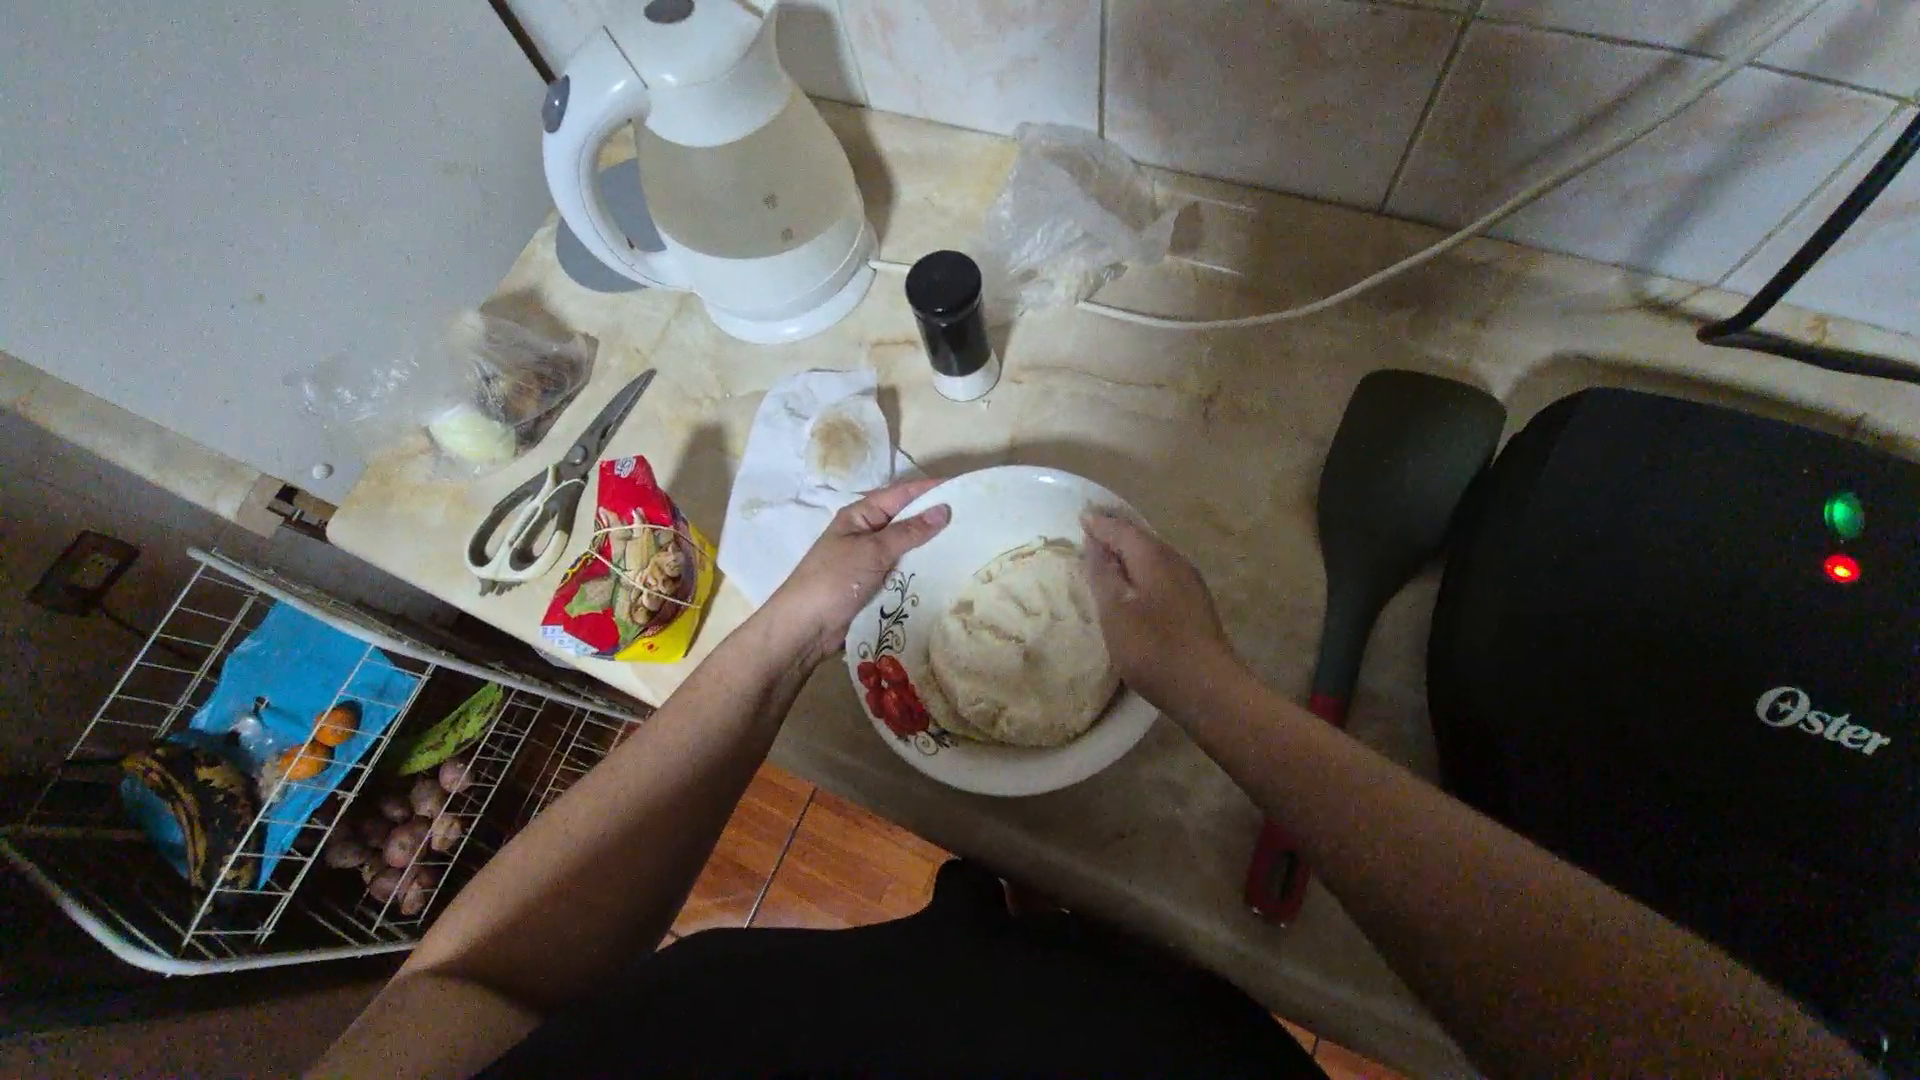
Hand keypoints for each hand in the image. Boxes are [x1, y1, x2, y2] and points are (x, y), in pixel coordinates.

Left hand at [763, 479, 952, 668]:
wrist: (805, 627)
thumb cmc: (834, 580)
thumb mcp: (873, 551)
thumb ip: (909, 531)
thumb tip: (943, 509)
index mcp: (860, 515)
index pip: (902, 494)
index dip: (931, 489)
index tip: (963, 488)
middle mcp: (866, 533)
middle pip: (906, 519)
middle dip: (935, 518)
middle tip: (973, 519)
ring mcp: (870, 560)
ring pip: (907, 548)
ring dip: (931, 547)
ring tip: (968, 544)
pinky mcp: (874, 585)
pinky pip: (903, 571)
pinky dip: (921, 571)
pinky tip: (946, 573)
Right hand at [1082, 511, 1237, 709]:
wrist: (1208, 689)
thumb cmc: (1154, 648)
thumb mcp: (1116, 610)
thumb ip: (1103, 574)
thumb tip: (1095, 543)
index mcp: (1155, 558)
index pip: (1123, 530)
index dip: (1100, 524)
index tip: (1081, 516)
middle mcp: (1177, 564)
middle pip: (1142, 541)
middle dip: (1116, 535)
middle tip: (1092, 530)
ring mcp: (1190, 586)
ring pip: (1153, 560)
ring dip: (1129, 556)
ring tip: (1107, 558)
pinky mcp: (1194, 608)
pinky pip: (1161, 578)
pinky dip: (1141, 574)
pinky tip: (1133, 590)